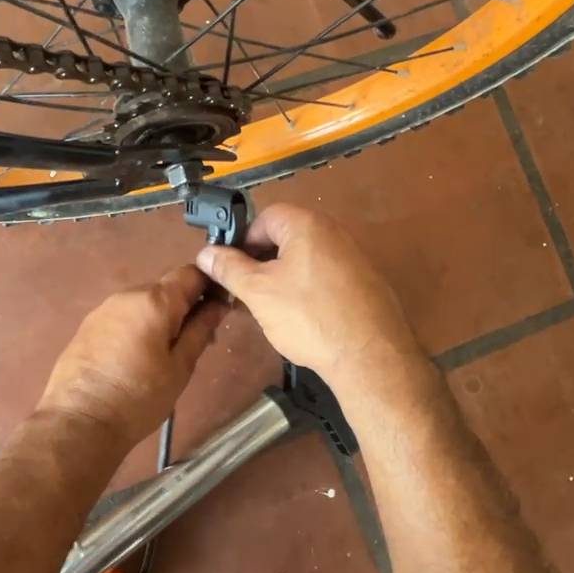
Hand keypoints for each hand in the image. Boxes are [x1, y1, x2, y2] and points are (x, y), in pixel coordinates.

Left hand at [34, 265, 226, 449]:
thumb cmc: (139, 398)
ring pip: (143, 304)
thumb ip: (200, 330)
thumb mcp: (180, 367)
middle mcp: (127, 295)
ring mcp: (103, 309)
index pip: (191, 273)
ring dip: (159, 320)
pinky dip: (137, 328)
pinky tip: (136, 360)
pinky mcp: (87, 326)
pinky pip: (122, 317)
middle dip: (185, 308)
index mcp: (154, 301)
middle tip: (195, 343)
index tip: (220, 310)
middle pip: (166, 289)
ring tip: (163, 357)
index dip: (210, 285)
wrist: (79, 423)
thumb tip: (219, 304)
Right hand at [195, 204, 422, 388]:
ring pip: (305, 259)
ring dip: (283, 278)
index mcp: (307, 225)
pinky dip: (309, 290)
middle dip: (262, 261)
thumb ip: (229, 269)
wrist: (368, 355)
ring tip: (272, 309)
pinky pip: (326, 277)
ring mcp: (354, 257)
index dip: (244, 239)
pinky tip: (303, 319)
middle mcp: (334, 232)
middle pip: (287, 237)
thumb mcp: (258, 292)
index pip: (265, 217)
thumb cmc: (308, 316)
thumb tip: (206, 253)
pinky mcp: (365, 283)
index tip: (232, 268)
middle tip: (247, 292)